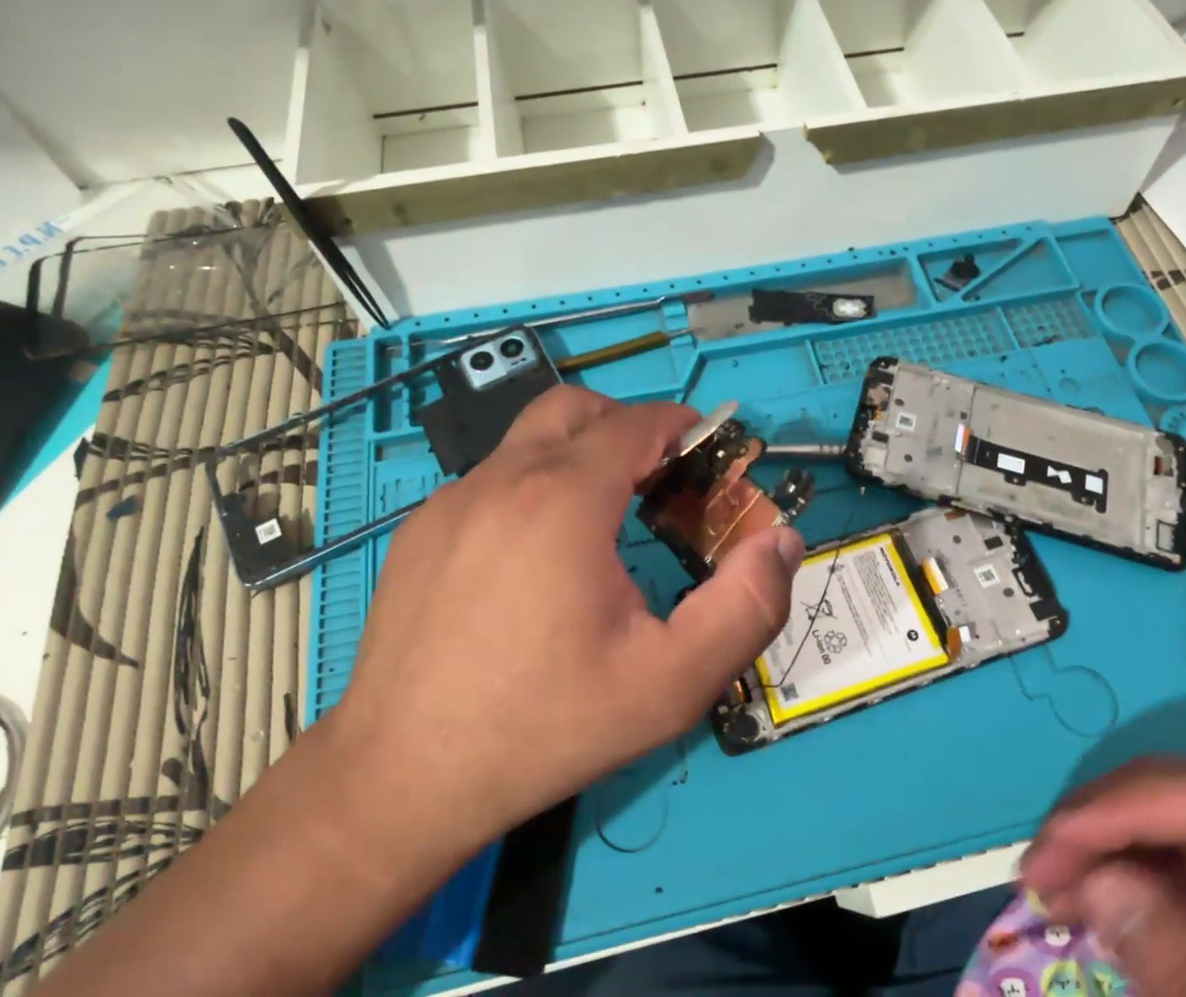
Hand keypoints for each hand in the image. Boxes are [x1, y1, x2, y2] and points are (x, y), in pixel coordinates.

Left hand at [331, 387, 803, 851]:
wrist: (404, 776)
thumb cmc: (546, 726)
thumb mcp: (671, 682)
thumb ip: (746, 607)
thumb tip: (781, 542)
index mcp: (564, 500)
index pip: (636, 423)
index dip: (683, 427)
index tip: (711, 455)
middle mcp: (499, 481)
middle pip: (574, 409)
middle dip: (627, 427)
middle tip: (661, 483)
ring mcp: (447, 505)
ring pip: (524, 445)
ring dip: (576, 460)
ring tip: (604, 528)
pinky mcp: (417, 536)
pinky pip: (487, 487)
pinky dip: (529, 494)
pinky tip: (535, 569)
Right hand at [1019, 762, 1185, 996]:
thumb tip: (1095, 879)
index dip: (1113, 808)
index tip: (1046, 853)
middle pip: (1176, 801)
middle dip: (1096, 827)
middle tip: (1036, 879)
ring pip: (1165, 828)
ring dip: (1099, 850)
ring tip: (1049, 897)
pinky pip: (1174, 871)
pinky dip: (1121, 881)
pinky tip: (1088, 909)